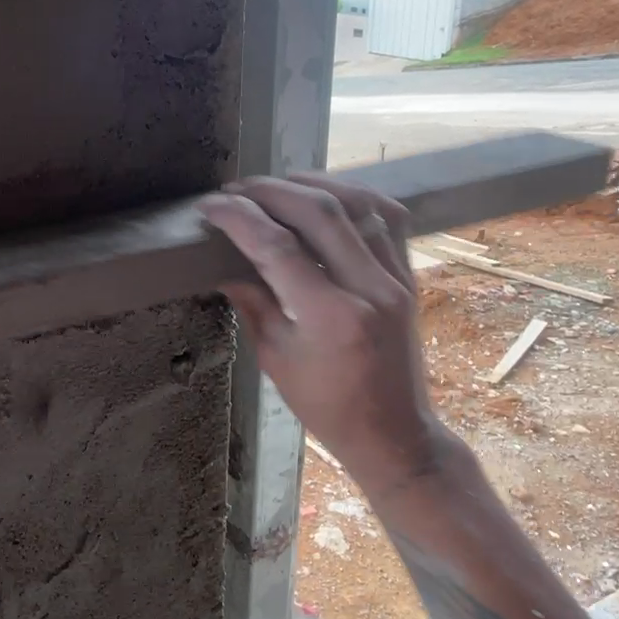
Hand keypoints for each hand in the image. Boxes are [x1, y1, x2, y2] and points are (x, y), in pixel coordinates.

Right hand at [199, 176, 446, 496]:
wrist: (395, 435)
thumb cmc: (326, 406)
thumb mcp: (274, 358)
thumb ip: (252, 301)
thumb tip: (224, 262)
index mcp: (330, 317)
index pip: (277, 246)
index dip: (238, 218)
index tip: (210, 206)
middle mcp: (368, 288)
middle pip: (318, 212)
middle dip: (269, 191)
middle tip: (236, 191)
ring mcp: (395, 279)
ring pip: (357, 204)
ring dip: (311, 184)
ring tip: (275, 184)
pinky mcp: (408, 276)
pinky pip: (389, 218)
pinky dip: (356, 196)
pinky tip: (328, 193)